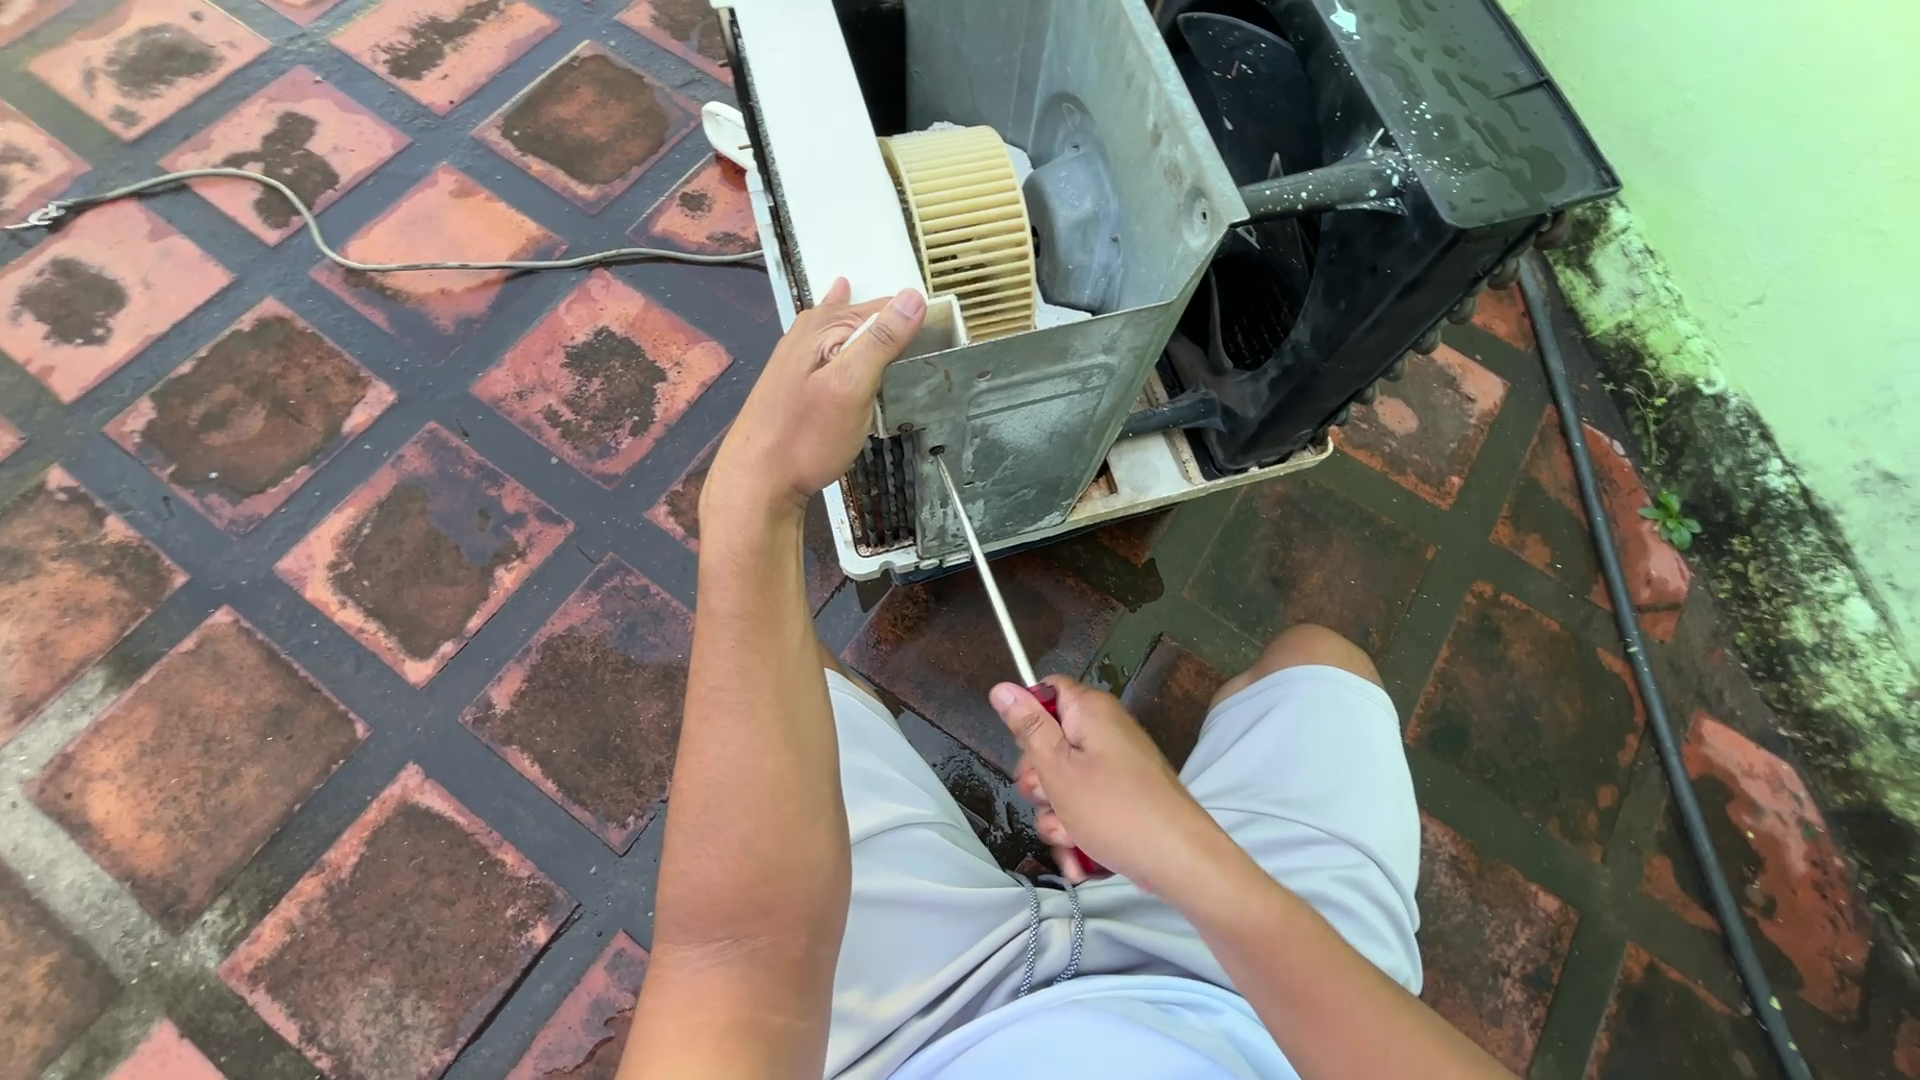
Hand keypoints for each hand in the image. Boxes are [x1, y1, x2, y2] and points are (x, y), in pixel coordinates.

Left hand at [705, 278, 925, 518]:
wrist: (759, 479)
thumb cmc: (806, 436)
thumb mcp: (851, 385)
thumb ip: (881, 341)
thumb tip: (913, 296)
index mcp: (824, 327)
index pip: (885, 308)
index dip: (914, 321)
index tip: (941, 337)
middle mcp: (808, 332)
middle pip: (866, 319)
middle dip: (894, 325)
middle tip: (927, 343)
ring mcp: (799, 356)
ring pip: (849, 335)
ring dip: (873, 334)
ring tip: (901, 326)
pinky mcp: (798, 380)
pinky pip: (833, 348)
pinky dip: (849, 340)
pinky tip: (841, 314)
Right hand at [992, 677, 1223, 892]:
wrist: (1179, 860)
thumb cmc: (1113, 808)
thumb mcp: (1057, 767)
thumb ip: (1028, 726)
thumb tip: (1001, 687)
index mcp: (1090, 710)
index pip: (1047, 690)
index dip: (1029, 717)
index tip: (1026, 750)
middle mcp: (1104, 730)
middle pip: (1050, 741)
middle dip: (1039, 779)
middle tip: (1045, 797)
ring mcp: (1115, 765)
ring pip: (1064, 781)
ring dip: (1056, 813)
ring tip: (1069, 836)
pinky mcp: (1122, 795)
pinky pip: (1085, 804)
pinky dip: (1077, 828)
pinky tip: (1078, 854)